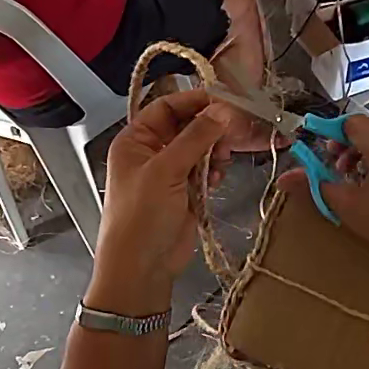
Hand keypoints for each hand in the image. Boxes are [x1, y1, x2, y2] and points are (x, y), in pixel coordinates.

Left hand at [90, 91, 230, 312]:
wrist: (142, 267)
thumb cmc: (141, 216)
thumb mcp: (166, 171)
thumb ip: (195, 137)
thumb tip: (222, 110)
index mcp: (136, 140)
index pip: (167, 106)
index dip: (195, 101)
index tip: (225, 101)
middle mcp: (152, 152)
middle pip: (188, 126)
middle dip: (210, 129)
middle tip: (232, 133)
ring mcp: (170, 173)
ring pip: (201, 148)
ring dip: (215, 151)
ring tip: (221, 162)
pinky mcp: (186, 191)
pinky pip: (206, 170)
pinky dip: (215, 171)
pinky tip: (217, 179)